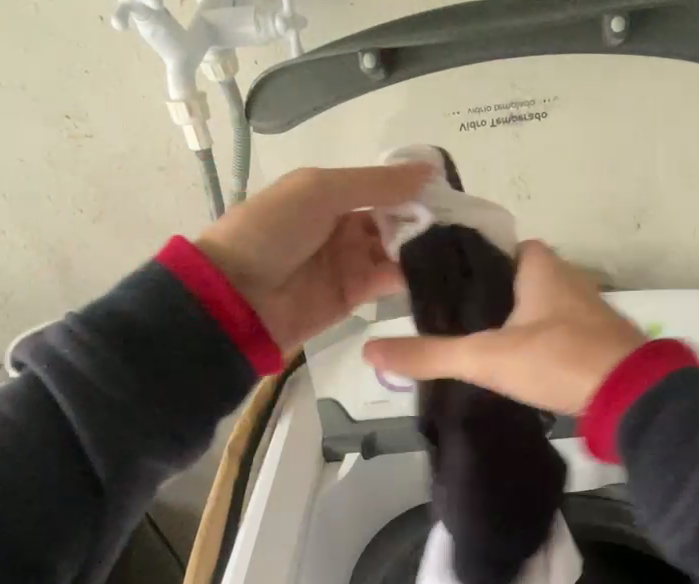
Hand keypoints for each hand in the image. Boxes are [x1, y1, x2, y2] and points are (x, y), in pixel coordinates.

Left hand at [196, 163, 432, 355]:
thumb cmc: (271, 231)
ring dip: (419, 249)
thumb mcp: (320, 190)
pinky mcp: (353, 298)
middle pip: (393, 222)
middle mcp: (342, 227)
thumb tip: (430, 169)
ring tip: (455, 249)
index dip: (414, 191)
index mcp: (329, 194)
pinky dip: (407, 276)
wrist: (236, 296)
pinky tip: (433, 271)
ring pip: (394, 253)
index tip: (451, 193)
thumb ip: (376, 184)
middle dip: (422, 222)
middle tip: (461, 226)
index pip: (382, 190)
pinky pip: (386, 283)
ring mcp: (348, 264)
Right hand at [362, 242, 645, 414]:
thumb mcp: (485, 357)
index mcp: (540, 265)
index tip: (441, 290)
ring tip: (479, 350)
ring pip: (540, 309)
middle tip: (454, 326)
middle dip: (490, 299)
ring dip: (516, 325)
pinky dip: (540, 347)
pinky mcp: (601, 342)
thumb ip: (430, 355)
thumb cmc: (558, 360)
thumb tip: (369, 351)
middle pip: (517, 280)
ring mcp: (589, 311)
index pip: (496, 248)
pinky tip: (521, 370)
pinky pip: (560, 335)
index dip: (469, 265)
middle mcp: (568, 278)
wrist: (630, 397)